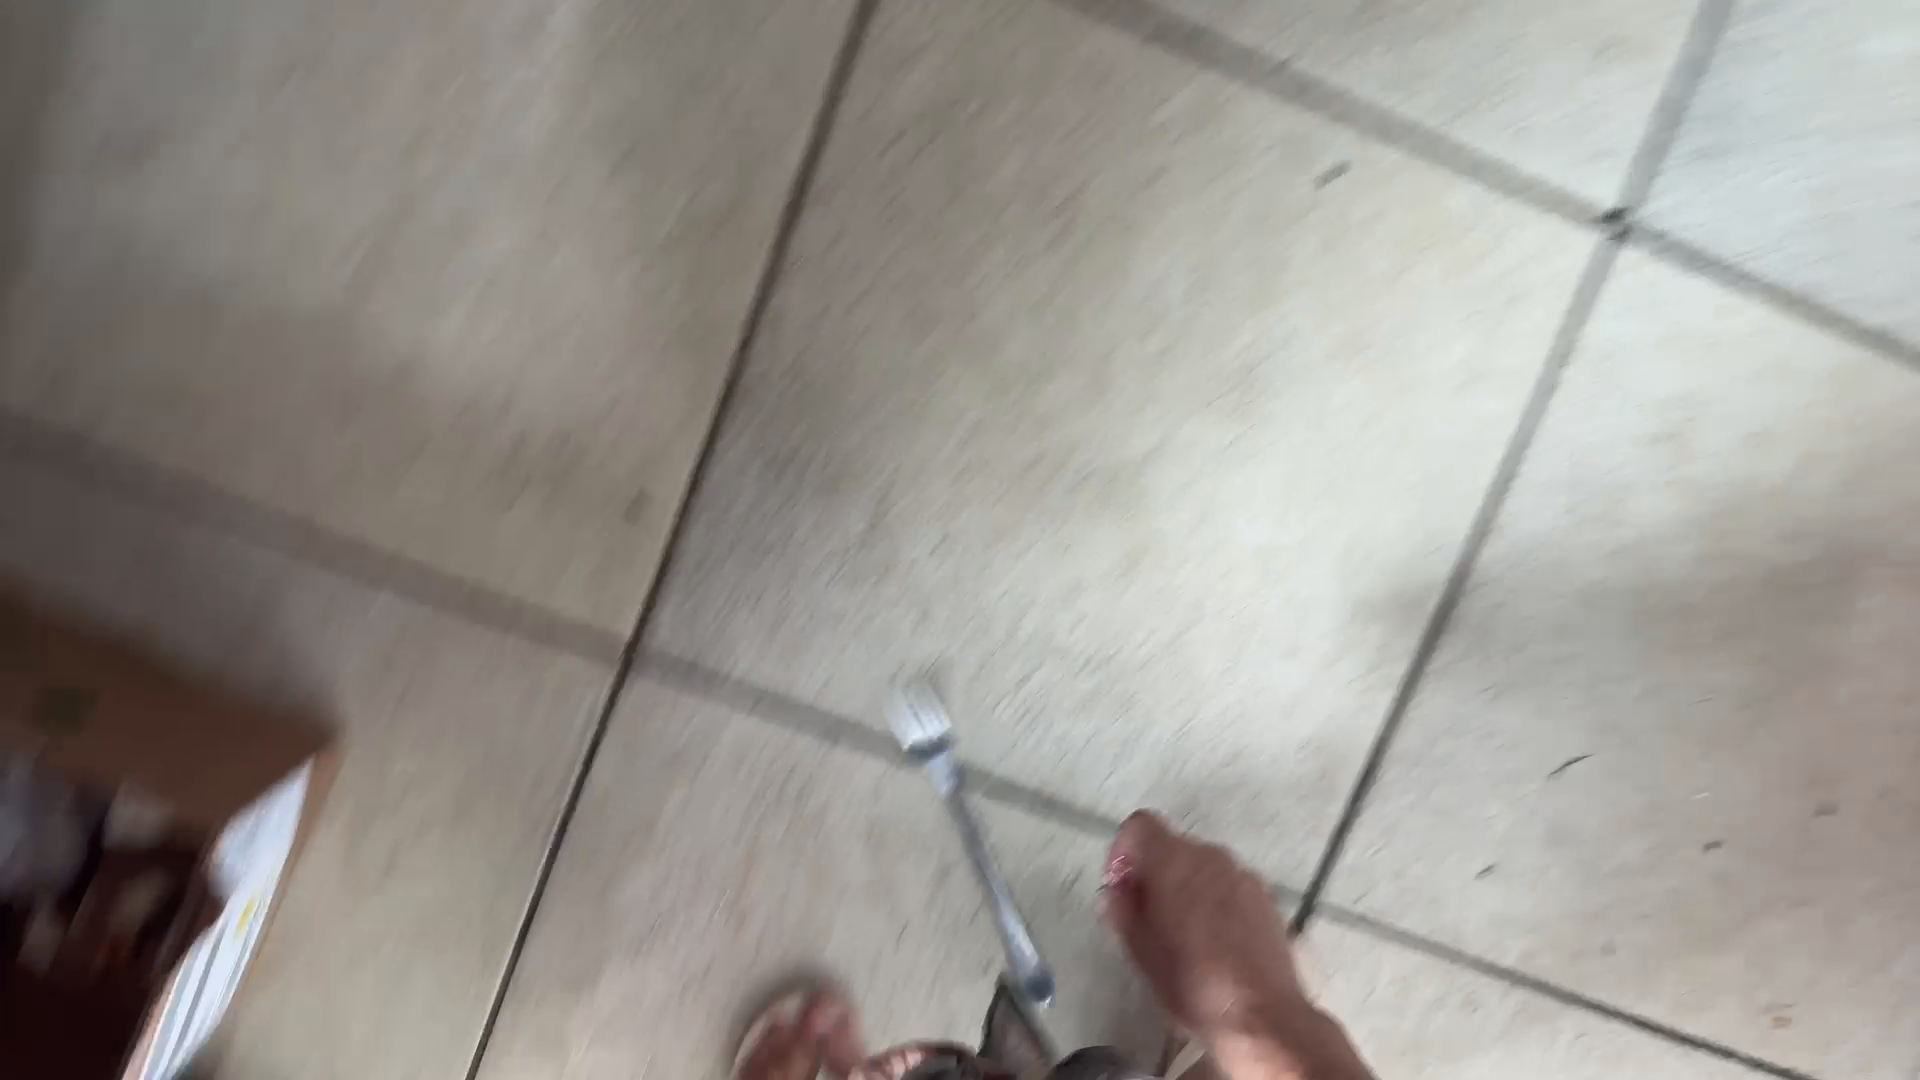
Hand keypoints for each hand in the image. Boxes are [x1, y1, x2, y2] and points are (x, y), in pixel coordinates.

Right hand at [1098, 811, 1304, 1041]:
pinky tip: (1217, 942)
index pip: (1138, 825)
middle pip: (1171, 847)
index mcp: (1172, 860)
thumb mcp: (1140, 951)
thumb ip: (1121, 912)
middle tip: (1147, 916)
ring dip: (1186, 887)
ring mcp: (1242, 874)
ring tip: (1183, 933)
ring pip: (1201, 867)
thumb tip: (1114, 894)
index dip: (1122, 850)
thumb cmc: (1192, 982)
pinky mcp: (1266, 898)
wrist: (1264, 1018)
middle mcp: (1209, 854)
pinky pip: (1229, 885)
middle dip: (1154, 873)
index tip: (1121, 888)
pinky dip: (1215, 900)